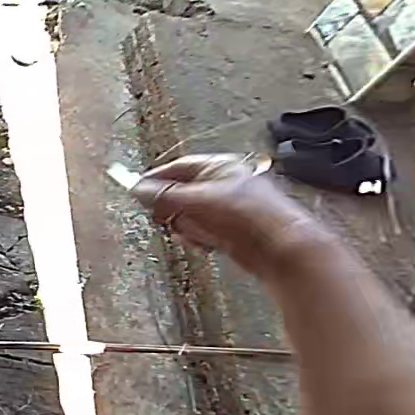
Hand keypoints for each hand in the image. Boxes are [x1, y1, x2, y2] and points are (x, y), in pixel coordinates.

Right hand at [127, 154, 329, 280]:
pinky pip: (199, 231)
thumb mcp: (196, 199)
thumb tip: (137, 189)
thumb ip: (163, 194)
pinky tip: (205, 241)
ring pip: (187, 215)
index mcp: (218, 167)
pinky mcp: (227, 230)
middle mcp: (222, 184)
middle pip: (179, 192)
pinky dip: (196, 237)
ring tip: (194, 231)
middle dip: (170, 207)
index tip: (136, 190)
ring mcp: (225, 208)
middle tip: (161, 216)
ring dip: (185, 225)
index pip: (176, 167)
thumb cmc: (248, 215)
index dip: (155, 179)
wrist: (279, 248)